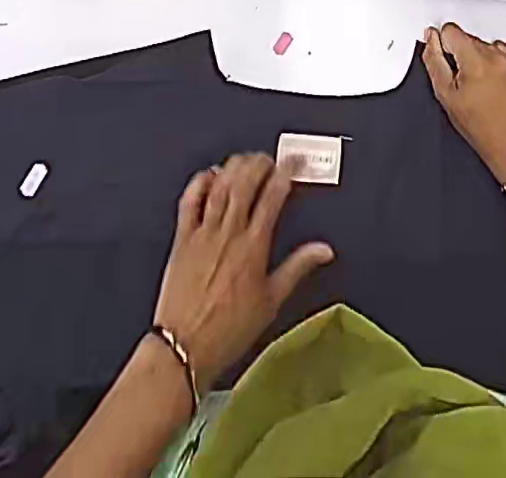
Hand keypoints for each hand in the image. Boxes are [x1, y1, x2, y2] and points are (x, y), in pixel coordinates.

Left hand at [152, 153, 334, 389]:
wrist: (184, 346)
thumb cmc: (229, 329)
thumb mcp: (271, 301)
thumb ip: (297, 268)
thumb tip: (323, 250)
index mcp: (253, 247)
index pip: (273, 198)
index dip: (284, 174)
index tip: (291, 163)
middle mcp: (229, 233)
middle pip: (245, 183)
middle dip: (259, 164)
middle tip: (268, 158)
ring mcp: (203, 232)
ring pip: (220, 186)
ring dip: (234, 167)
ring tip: (244, 160)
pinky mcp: (182, 237)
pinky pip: (190, 200)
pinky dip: (200, 182)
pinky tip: (210, 174)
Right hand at [422, 23, 505, 184]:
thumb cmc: (480, 125)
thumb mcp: (445, 94)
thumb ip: (433, 60)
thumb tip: (431, 38)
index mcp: (476, 62)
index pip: (451, 30)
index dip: (443, 44)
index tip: (446, 59)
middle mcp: (497, 57)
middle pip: (468, 38)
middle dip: (461, 55)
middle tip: (463, 81)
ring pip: (485, 45)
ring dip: (479, 58)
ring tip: (479, 85)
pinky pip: (503, 53)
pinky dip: (496, 64)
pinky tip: (493, 84)